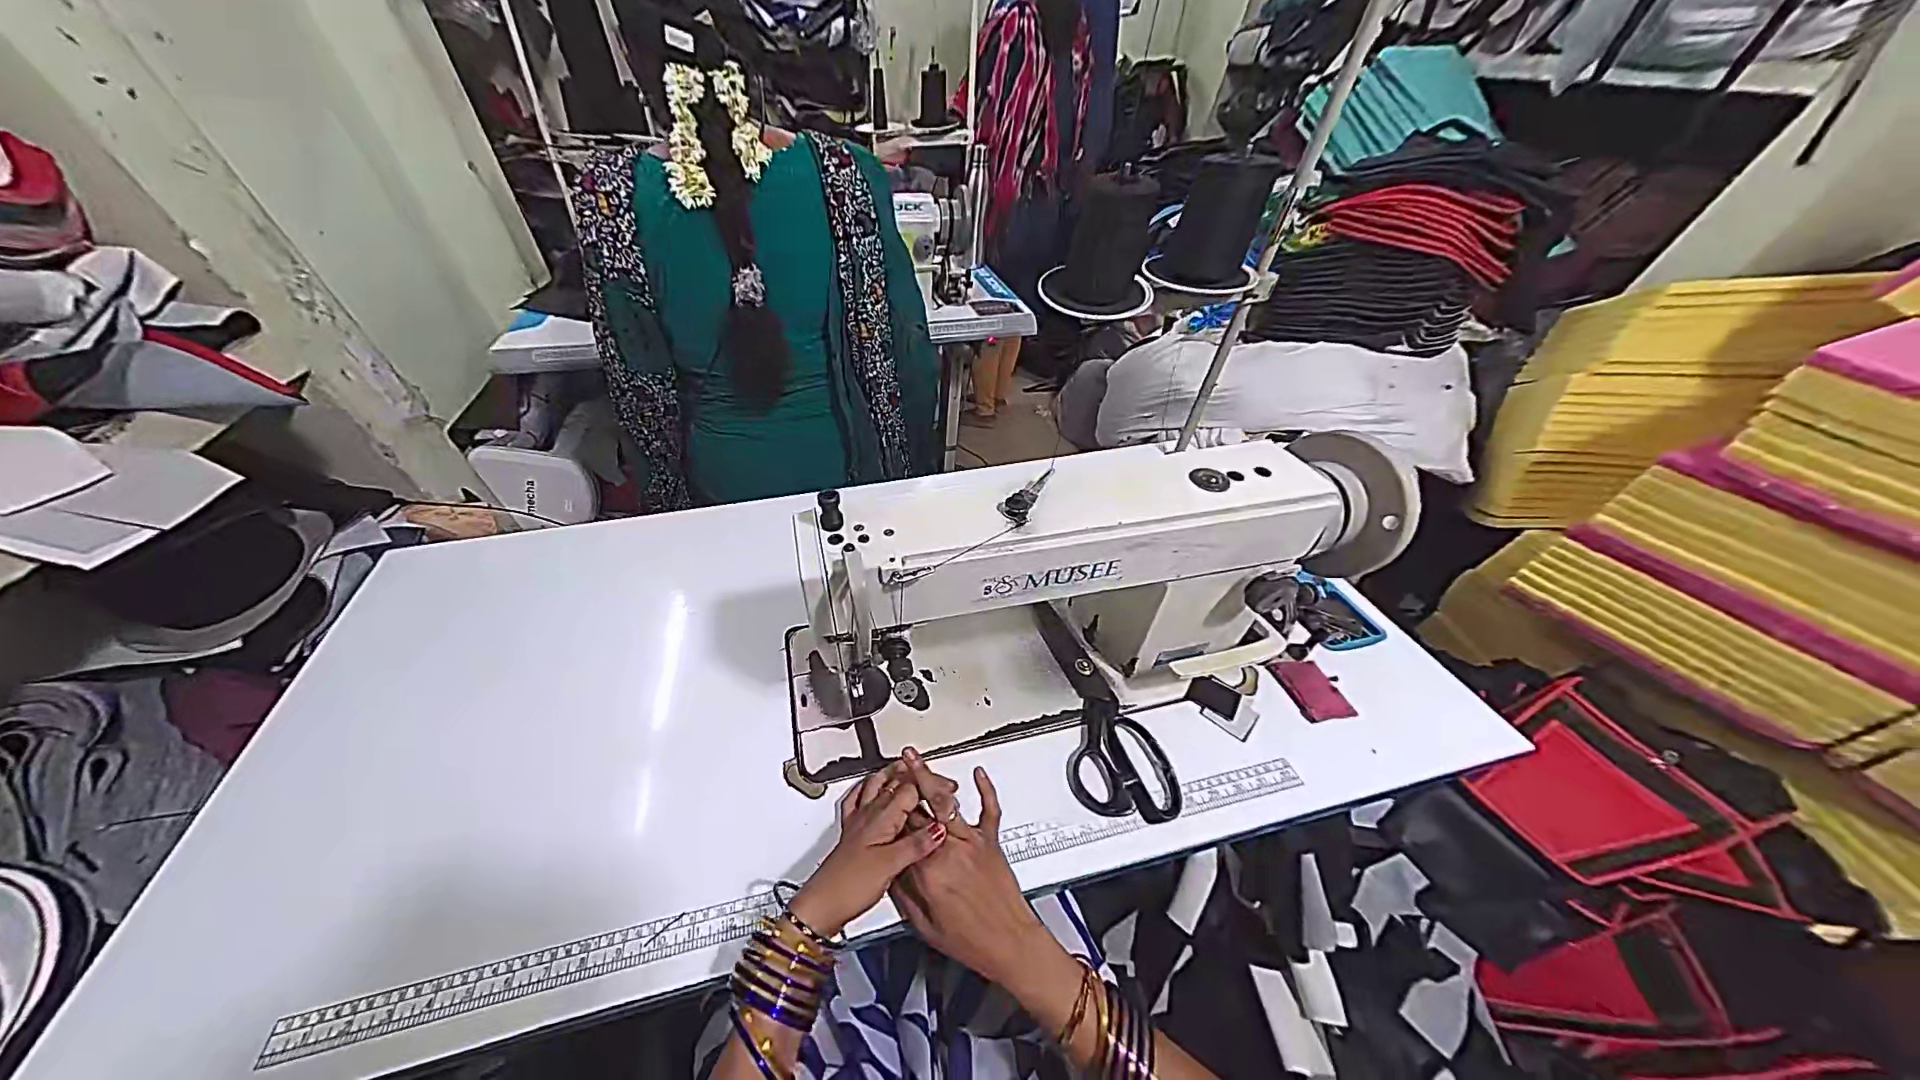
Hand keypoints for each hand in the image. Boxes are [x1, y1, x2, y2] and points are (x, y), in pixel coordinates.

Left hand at [788, 761, 945, 936]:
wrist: (821, 906)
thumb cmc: (849, 886)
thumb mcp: (890, 866)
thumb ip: (916, 844)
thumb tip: (939, 827)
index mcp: (881, 818)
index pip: (911, 788)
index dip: (931, 785)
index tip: (948, 788)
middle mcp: (869, 814)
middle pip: (895, 783)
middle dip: (916, 776)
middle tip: (937, 780)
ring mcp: (859, 823)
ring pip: (876, 786)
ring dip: (892, 775)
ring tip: (906, 769)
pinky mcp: (851, 834)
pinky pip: (858, 800)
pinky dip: (866, 789)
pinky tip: (868, 789)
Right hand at [888, 750, 1068, 992]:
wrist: (1012, 945)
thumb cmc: (973, 941)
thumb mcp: (925, 926)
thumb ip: (904, 894)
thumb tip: (890, 873)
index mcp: (929, 871)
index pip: (901, 834)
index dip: (889, 815)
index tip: (879, 802)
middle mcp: (950, 850)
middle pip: (920, 811)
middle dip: (903, 788)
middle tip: (891, 769)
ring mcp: (972, 842)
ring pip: (946, 802)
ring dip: (929, 777)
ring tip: (915, 760)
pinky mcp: (991, 842)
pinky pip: (989, 809)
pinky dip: (986, 789)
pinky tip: (978, 774)